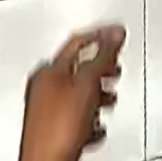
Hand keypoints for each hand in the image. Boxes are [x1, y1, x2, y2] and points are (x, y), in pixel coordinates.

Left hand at [20, 26, 125, 160]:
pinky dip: (90, 115)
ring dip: (98, 94)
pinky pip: (76, 113)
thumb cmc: (59, 128)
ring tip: (108, 99)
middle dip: (102, 68)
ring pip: (80, 92)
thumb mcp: (89, 82)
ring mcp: (45, 110)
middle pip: (80, 67)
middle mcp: (43, 87)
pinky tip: (96, 124)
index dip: (101, 34)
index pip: (79, 41)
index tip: (118, 32)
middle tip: (115, 67)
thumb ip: (104, 55)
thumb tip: (116, 32)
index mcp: (49, 71)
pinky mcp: (50, 129)